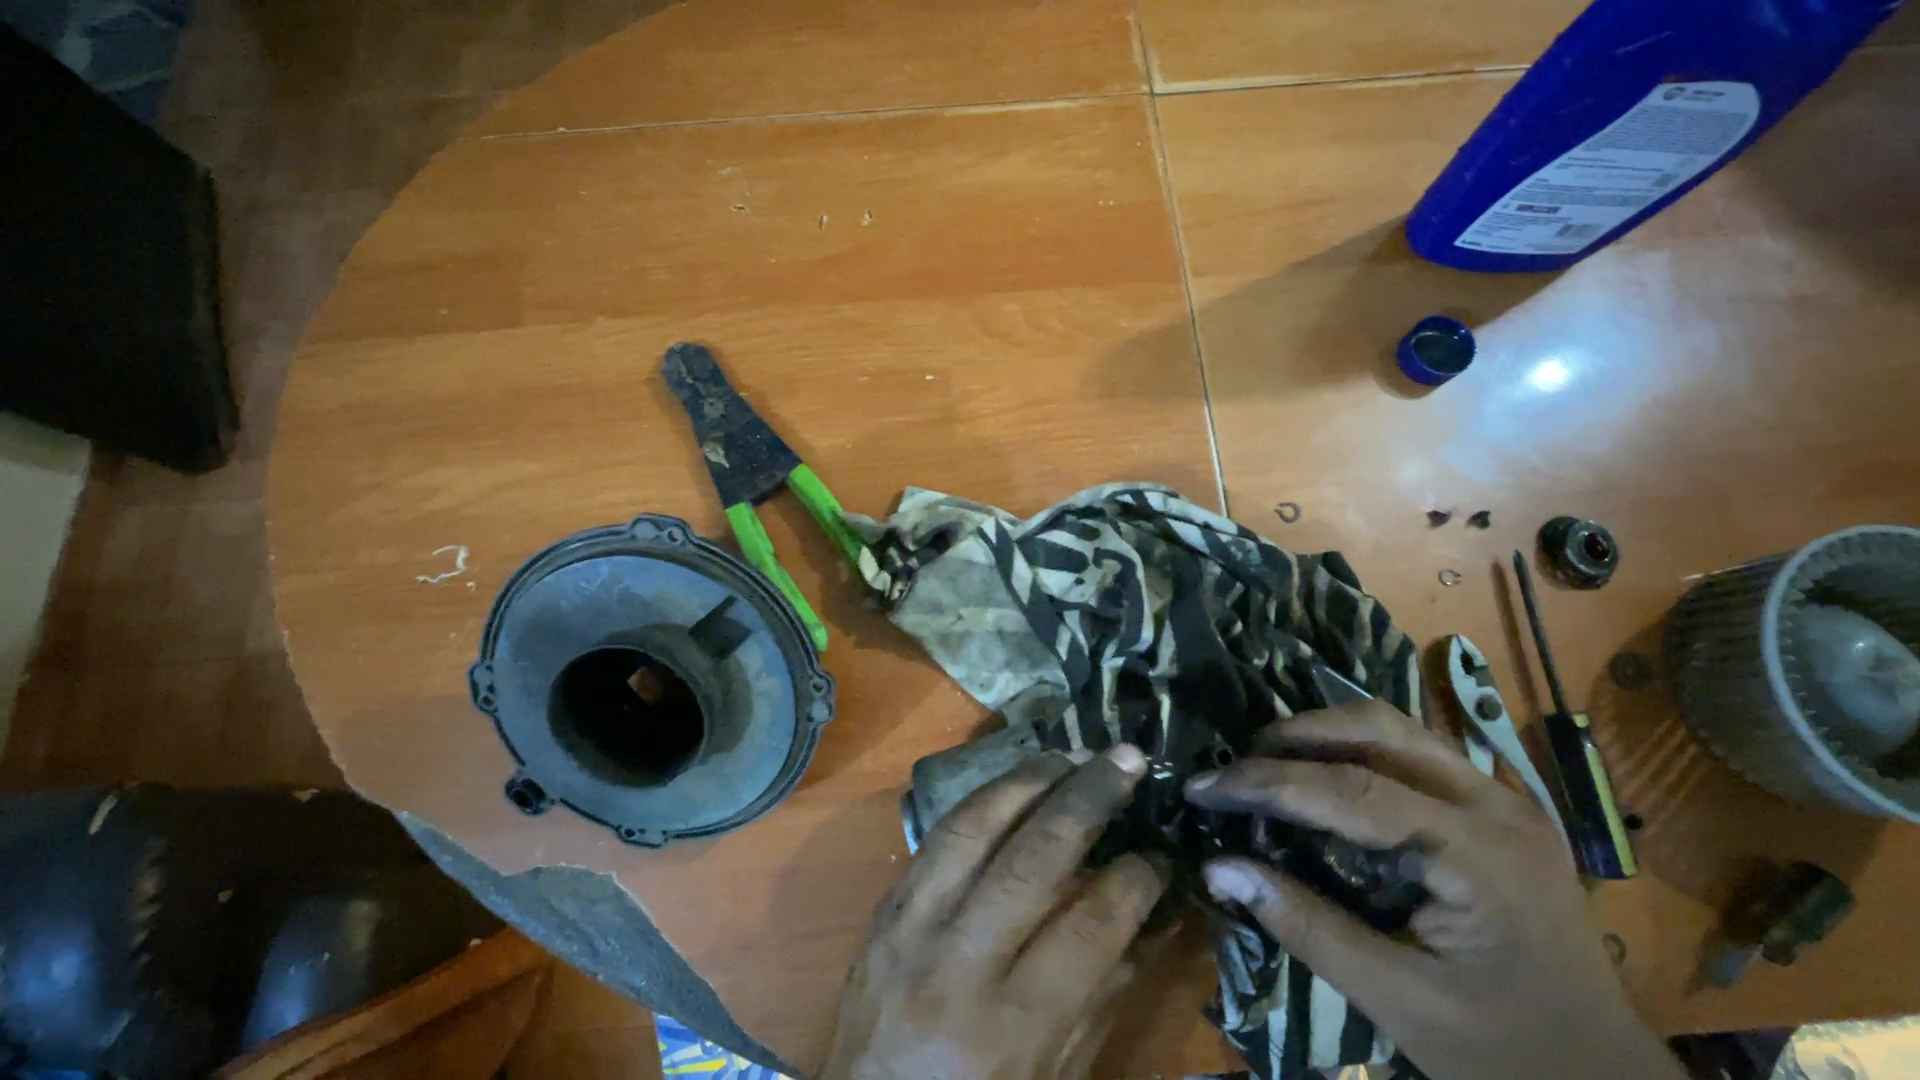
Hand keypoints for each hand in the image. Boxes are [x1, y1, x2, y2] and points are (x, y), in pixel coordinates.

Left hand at [820, 745, 1168, 1079]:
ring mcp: (911, 928)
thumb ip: (1103, 992)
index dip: (1135, 879)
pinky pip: (934, 838)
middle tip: (1126, 759)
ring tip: (1069, 754)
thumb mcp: (1055, 1073)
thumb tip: (1152, 914)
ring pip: (972, 829)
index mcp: (1012, 1025)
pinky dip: (978, 801)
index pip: (1088, 928)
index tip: (1160, 852)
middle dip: (1086, 799)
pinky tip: (1011, 782)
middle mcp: (958, 964)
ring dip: (1026, 781)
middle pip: (1032, 860)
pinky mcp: (884, 909)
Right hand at [1184, 701, 1685, 1079]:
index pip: (1352, 789)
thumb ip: (1304, 924)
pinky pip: (1416, 754)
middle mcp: (1496, 805)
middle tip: (1238, 767)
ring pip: (1399, 729)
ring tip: (1270, 764)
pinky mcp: (1499, 811)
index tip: (1204, 785)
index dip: (1268, 781)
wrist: (1601, 1078)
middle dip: (1297, 735)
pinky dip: (1358, 753)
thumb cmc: (1499, 1046)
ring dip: (1326, 735)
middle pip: (1380, 729)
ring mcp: (1505, 801)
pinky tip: (1325, 780)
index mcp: (1477, 853)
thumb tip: (1217, 867)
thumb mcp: (1394, 998)